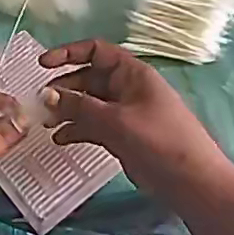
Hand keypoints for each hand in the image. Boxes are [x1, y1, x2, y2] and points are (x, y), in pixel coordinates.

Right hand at [38, 39, 233, 202]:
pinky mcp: (121, 135)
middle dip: (63, 88)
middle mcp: (126, 89)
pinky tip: (60, 139)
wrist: (192, 182)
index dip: (68, 53)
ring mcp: (124, 113)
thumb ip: (79, 106)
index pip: (96, 51)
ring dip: (66, 110)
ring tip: (46, 123)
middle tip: (41, 103)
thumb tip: (47, 95)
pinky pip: (92, 125)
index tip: (43, 64)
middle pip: (88, 78)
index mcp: (132, 74)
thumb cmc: (160, 141)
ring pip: (87, 104)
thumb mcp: (116, 120)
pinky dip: (76, 129)